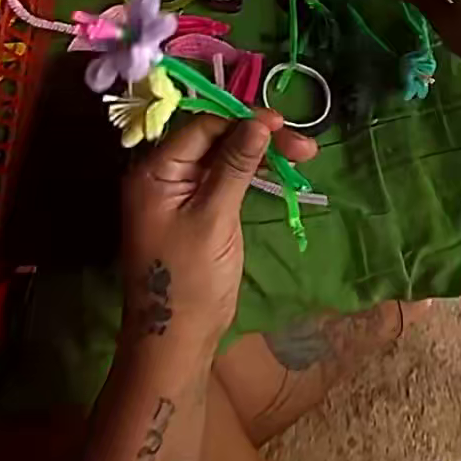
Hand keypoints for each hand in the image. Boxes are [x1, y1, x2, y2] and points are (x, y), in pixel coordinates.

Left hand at [120, 109, 317, 350]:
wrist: (178, 340)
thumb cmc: (189, 279)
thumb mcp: (213, 217)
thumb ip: (235, 165)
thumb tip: (259, 122)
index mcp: (155, 171)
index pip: (203, 127)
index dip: (243, 120)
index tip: (281, 123)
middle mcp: (166, 174)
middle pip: (218, 138)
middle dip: (260, 136)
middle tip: (302, 144)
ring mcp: (184, 190)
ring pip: (228, 154)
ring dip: (264, 152)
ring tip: (304, 152)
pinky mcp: (201, 205)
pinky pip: (229, 174)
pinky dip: (255, 169)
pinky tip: (282, 167)